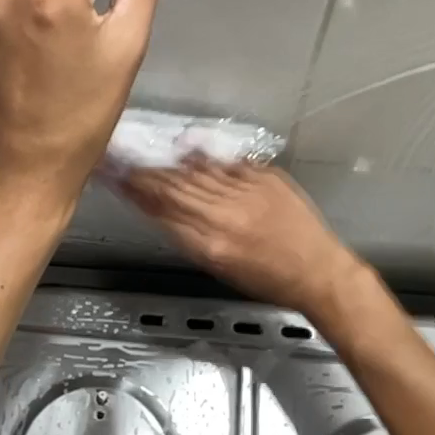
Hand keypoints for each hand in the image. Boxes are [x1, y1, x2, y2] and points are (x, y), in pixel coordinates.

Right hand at [119, 159, 371, 319]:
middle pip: (173, 186)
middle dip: (143, 172)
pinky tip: (187, 154)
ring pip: (196, 172)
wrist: (318, 271)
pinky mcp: (264, 177)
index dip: (134, 191)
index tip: (115, 178)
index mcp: (210, 244)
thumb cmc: (268, 280)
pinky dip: (203, 160)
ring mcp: (246, 191)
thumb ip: (189, 237)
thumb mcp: (220, 268)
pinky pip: (224, 164)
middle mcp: (224, 214)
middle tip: (120, 158)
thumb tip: (162, 211)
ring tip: (147, 156)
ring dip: (168, 164)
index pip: (161, 210)